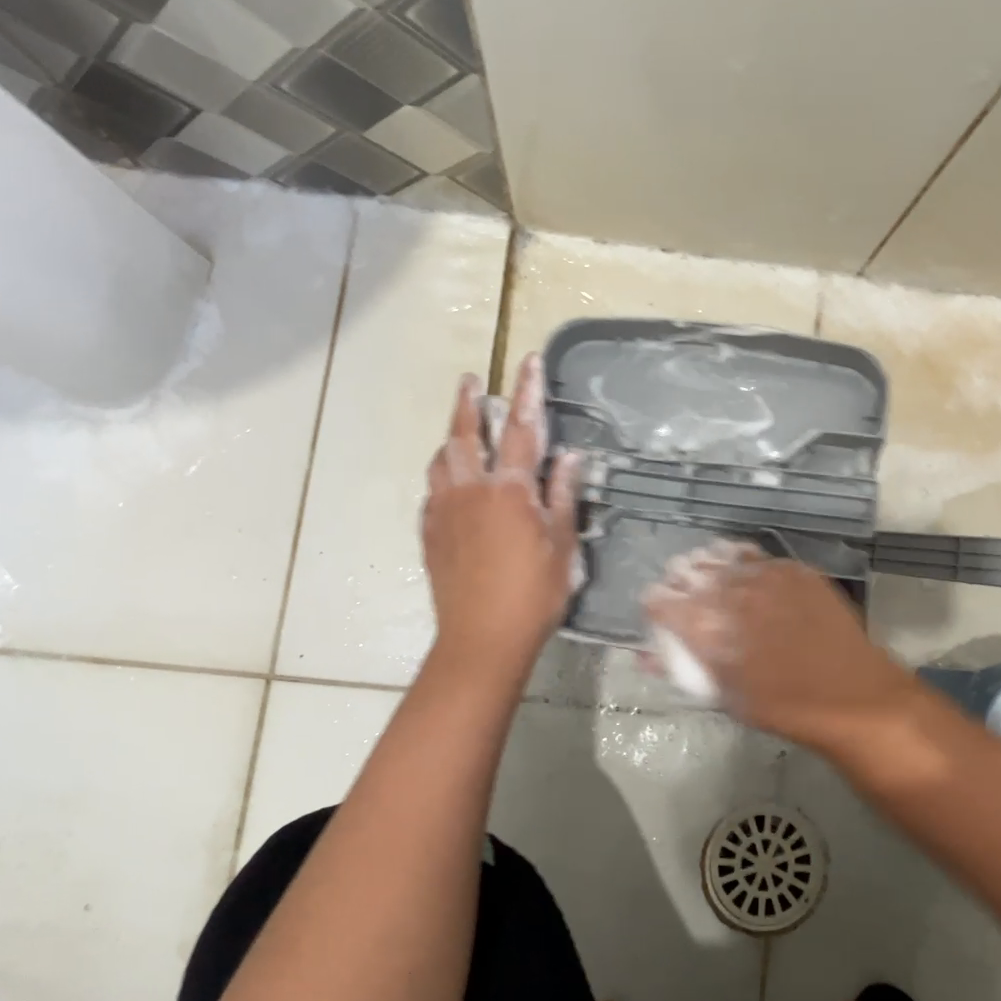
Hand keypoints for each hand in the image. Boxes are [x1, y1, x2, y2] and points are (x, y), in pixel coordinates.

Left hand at [421, 355, 580, 680]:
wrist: (481, 639)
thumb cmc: (532, 595)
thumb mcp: (562, 547)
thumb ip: (563, 497)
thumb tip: (570, 457)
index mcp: (509, 490)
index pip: (521, 429)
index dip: (527, 392)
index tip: (529, 361)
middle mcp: (471, 490)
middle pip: (466, 434)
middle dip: (469, 403)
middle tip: (470, 381)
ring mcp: (445, 510)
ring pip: (442, 460)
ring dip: (451, 436)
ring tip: (458, 429)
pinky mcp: (431, 533)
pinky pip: (432, 491)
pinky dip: (441, 474)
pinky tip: (448, 481)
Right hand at [642, 543, 914, 747]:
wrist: (853, 696)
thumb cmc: (783, 706)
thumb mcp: (724, 696)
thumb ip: (682, 668)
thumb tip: (646, 656)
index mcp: (708, 625)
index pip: (661, 601)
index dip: (655, 604)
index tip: (656, 611)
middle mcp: (731, 591)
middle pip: (688, 571)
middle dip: (679, 582)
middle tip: (683, 596)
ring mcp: (766, 575)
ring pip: (720, 556)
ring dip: (708, 567)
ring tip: (710, 581)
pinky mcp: (795, 570)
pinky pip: (756, 557)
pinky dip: (742, 563)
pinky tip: (745, 576)